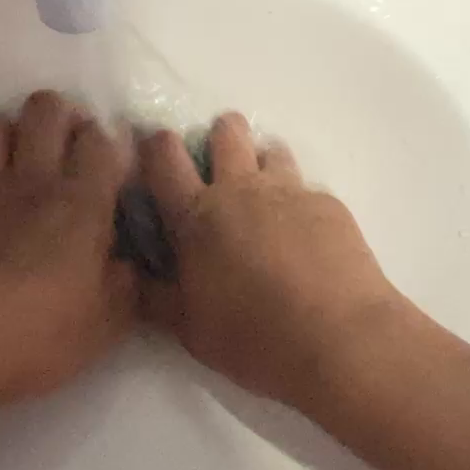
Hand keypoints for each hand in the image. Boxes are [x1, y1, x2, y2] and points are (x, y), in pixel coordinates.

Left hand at [0, 91, 134, 409]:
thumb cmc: (39, 335)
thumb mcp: (109, 321)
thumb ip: (127, 282)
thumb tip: (128, 261)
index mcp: (81, 203)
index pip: (102, 141)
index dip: (111, 141)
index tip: (114, 164)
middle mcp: (29, 181)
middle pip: (45, 110)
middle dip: (59, 116)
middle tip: (66, 149)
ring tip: (8, 165)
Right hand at [138, 113, 409, 404]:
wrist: (339, 339)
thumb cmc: (254, 338)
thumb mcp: (189, 329)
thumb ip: (155, 296)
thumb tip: (130, 275)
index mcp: (198, 216)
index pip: (164, 156)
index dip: (155, 145)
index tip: (156, 153)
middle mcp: (242, 190)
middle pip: (228, 131)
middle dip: (220, 137)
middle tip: (221, 170)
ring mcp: (291, 192)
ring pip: (272, 150)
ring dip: (263, 165)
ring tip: (266, 203)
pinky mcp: (329, 204)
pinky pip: (308, 189)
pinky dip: (300, 205)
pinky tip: (308, 240)